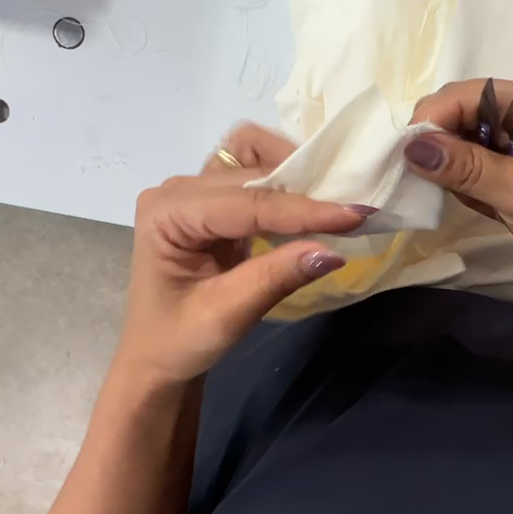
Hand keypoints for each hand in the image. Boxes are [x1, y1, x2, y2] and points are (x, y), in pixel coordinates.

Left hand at [116, 125, 365, 383]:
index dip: (303, 209)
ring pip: (252, 156)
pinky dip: (285, 181)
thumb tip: (332, 251)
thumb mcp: (227, 315)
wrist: (156, 356)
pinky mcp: (213, 200)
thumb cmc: (179, 340)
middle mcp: (177, 191)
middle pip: (250, 169)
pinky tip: (311, 203)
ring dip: (294, 172)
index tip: (356, 215)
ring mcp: (194, 191)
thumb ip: (276, 277)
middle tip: (353, 211)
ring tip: (333, 202)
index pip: (248, 203)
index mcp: (167, 214)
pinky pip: (253, 172)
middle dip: (303, 188)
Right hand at [405, 79, 512, 270]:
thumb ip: (470, 169)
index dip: (431, 121)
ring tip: (470, 197)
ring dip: (446, 167)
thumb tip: (413, 147)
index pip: (464, 94)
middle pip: (452, 109)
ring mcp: (506, 131)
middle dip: (436, 144)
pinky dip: (456, 181)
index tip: (409, 160)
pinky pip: (458, 159)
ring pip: (450, 135)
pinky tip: (478, 201)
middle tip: (434, 184)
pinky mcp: (498, 156)